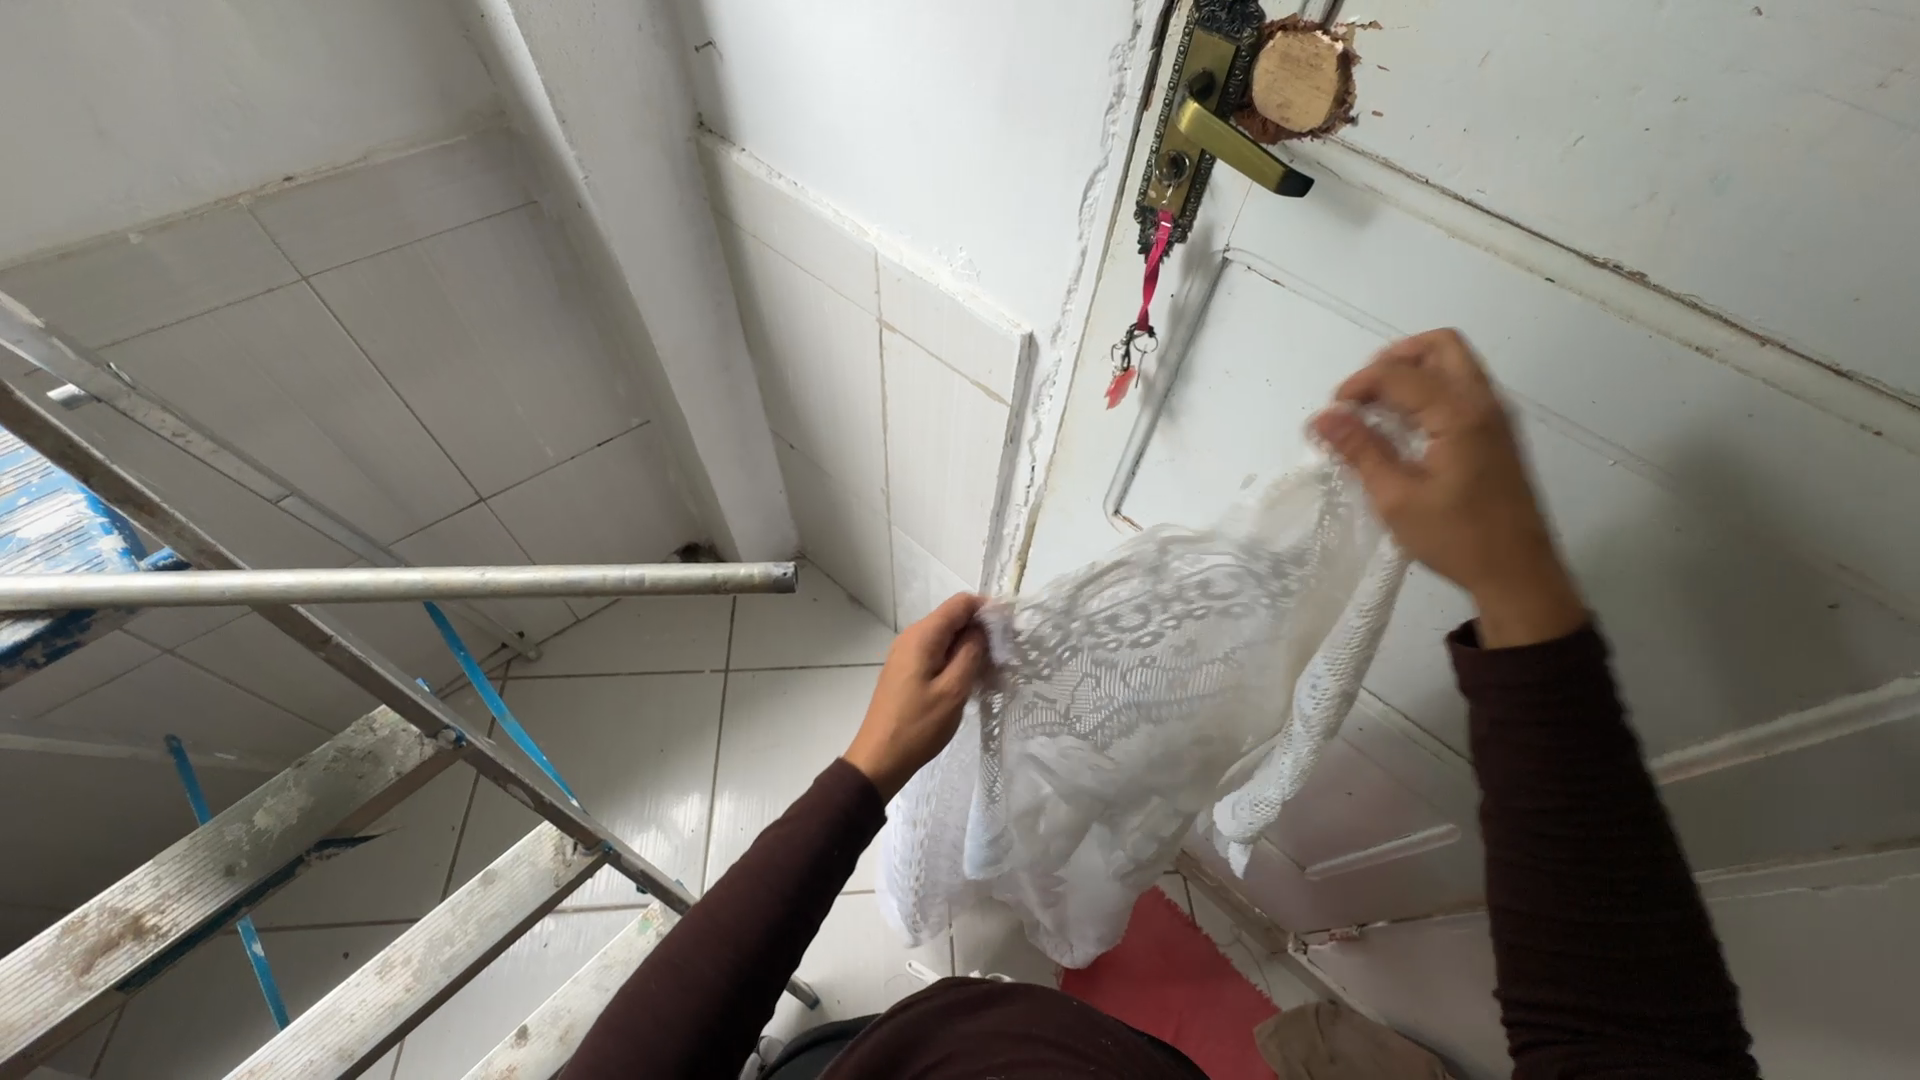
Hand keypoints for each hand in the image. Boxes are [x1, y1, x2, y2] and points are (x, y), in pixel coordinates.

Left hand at [844, 593, 988, 798]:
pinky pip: (937, 654)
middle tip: (1005, 657)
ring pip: (947, 638)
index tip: (1010, 630)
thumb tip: (983, 627)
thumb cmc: (918, 726)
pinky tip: (971, 682)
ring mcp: (907, 654)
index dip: (988, 609)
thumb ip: (971, 652)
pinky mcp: (907, 670)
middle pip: (953, 618)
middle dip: (981, 631)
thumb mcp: (953, 690)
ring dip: (971, 649)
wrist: (879, 758)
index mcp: (923, 636)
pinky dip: (957, 661)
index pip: (961, 603)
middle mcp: (912, 637)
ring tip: (992, 673)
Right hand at [1311, 329, 1585, 647]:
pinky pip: (1460, 389)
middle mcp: (1484, 403)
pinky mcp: (1496, 433)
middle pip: (1439, 346)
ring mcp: (1495, 416)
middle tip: (1360, 395)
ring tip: (1375, 412)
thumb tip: (1322, 417)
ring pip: (1452, 365)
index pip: (1399, 372)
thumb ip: (1360, 449)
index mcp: (1460, 414)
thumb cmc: (1455, 537)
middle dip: (1392, 360)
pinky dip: (1426, 392)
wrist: (1518, 573)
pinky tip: (1401, 429)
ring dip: (1409, 375)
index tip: (1332, 415)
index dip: (1358, 384)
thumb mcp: (1395, 497)